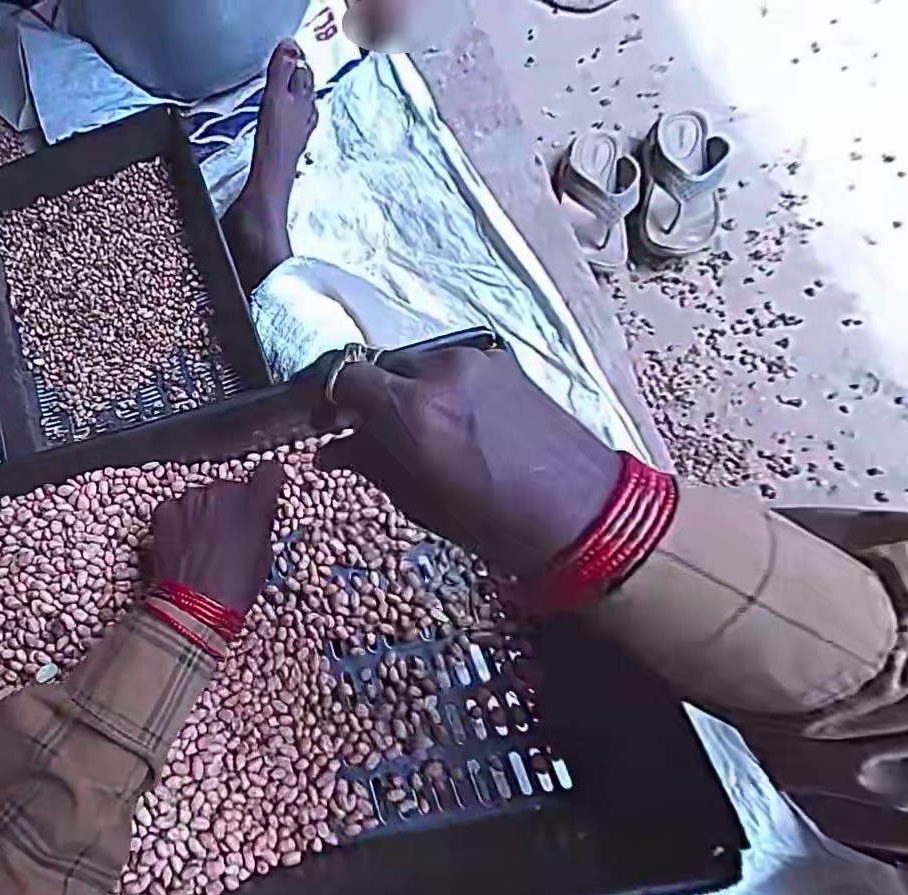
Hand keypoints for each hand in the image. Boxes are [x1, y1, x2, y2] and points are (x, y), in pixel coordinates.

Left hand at [147, 461, 285, 613]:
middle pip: (230, 488)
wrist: (192, 606)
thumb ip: (260, 526)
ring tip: (201, 544)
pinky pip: (176, 508)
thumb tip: (255, 519)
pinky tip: (183, 545)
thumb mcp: (263, 557)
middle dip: (229, 505)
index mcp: (254, 502)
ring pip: (201, 498)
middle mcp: (222, 492)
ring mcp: (191, 499)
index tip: (264, 487)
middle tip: (226, 533)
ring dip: (203, 513)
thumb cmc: (232, 588)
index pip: (269, 472)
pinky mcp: (165, 509)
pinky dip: (179, 522)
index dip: (267, 481)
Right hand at [316, 347, 621, 578]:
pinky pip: (446, 363)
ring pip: (411, 360)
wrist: (581, 511)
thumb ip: (369, 464)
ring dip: (398, 387)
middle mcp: (441, 371)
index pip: (345, 376)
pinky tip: (444, 417)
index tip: (325, 421)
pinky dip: (430, 384)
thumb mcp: (418, 501)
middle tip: (361, 428)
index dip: (327, 398)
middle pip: (376, 363)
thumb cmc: (492, 521)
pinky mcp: (501, 360)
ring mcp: (475, 359)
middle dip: (363, 393)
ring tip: (407, 427)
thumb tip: (329, 451)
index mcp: (414, 412)